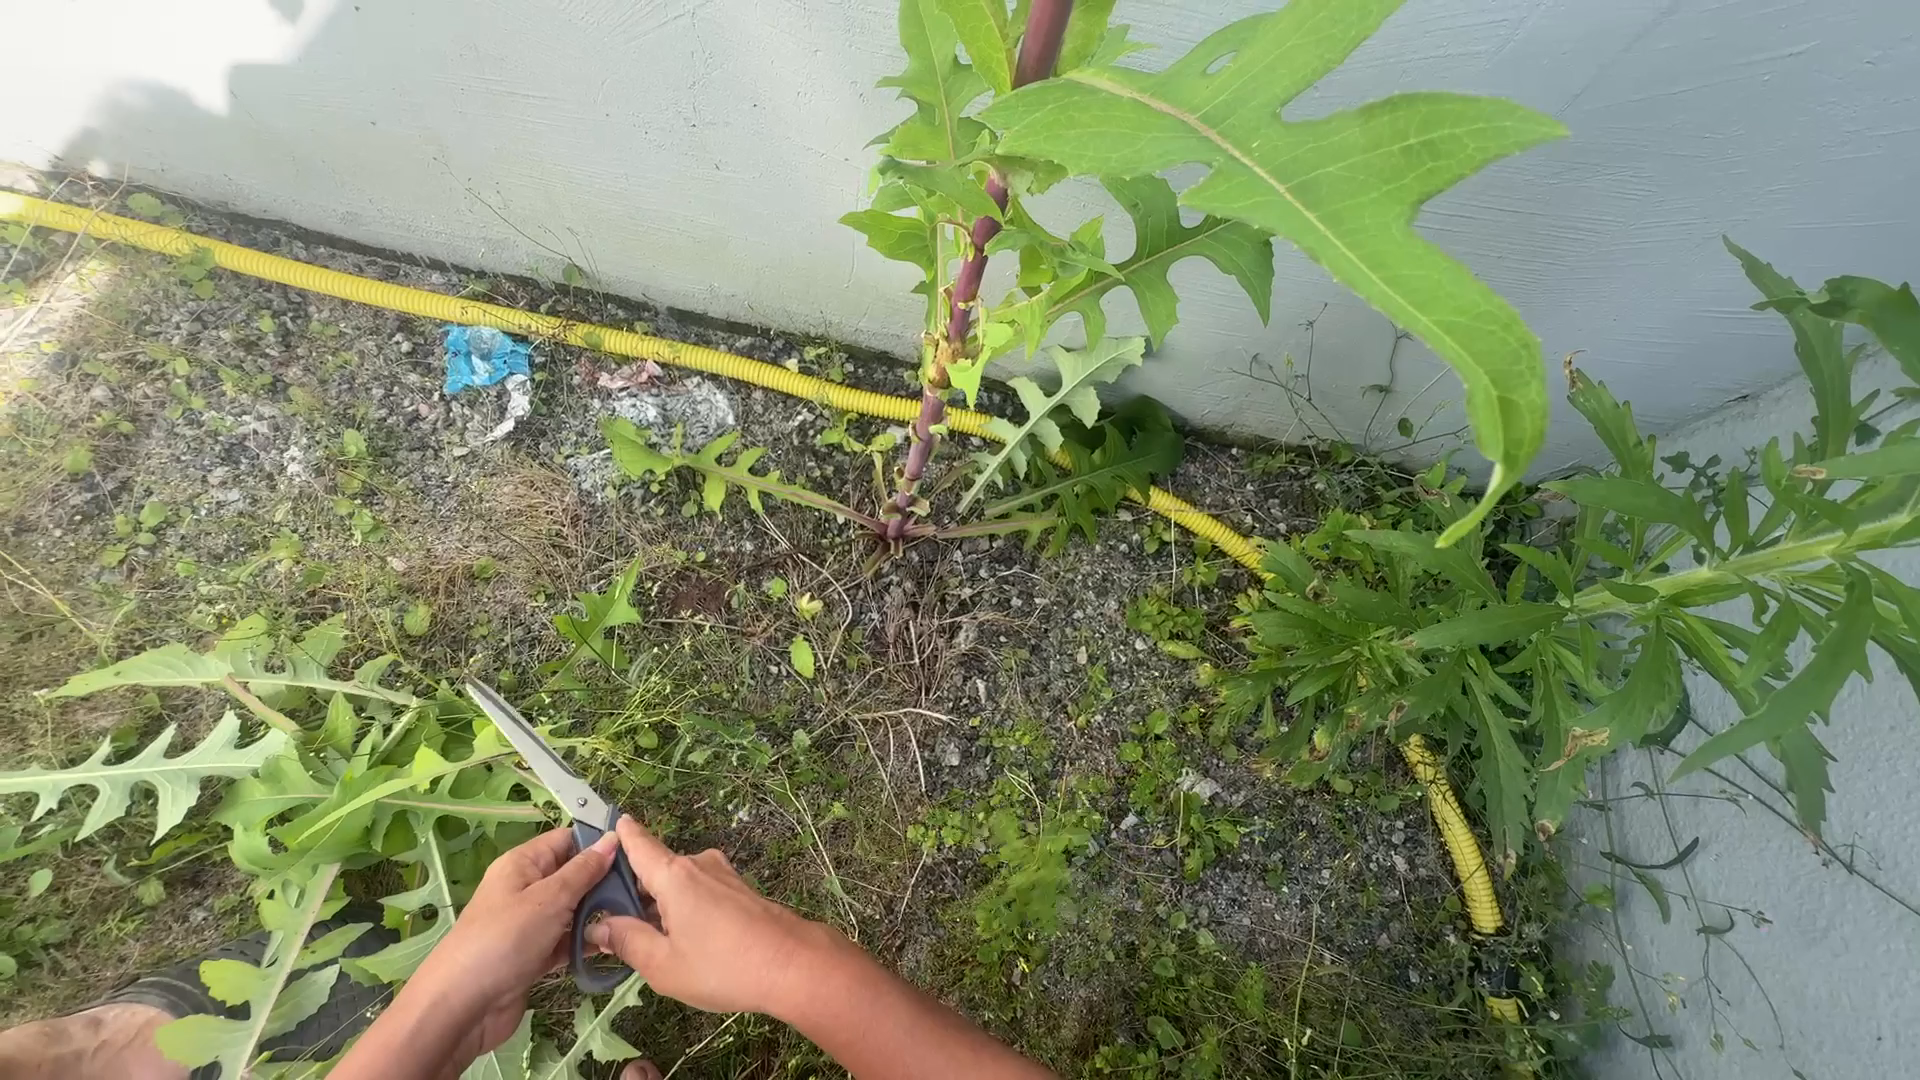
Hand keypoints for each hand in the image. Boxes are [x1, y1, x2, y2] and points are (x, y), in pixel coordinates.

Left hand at [410, 827, 617, 1051]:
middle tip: (640, 888)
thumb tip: (614, 836)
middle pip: (575, 874)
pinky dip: (586, 940)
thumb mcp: (550, 898)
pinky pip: (567, 938)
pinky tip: (612, 943)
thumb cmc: (504, 940)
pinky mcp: (534, 954)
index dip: (599, 842)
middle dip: (605, 881)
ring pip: (574, 908)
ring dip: (599, 913)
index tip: (635, 852)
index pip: (568, 839)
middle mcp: (526, 888)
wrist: (459, 1011)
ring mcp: (530, 923)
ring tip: (633, 916)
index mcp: (523, 864)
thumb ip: (585, 869)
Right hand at [584, 816, 845, 1017]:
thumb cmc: (721, 964)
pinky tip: (678, 940)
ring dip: (658, 904)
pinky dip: (681, 908)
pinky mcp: (737, 888)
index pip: (641, 845)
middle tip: (605, 926)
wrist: (788, 962)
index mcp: (675, 875)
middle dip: (632, 892)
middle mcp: (698, 864)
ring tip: (641, 941)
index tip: (611, 819)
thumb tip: (599, 926)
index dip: (625, 834)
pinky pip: (698, 891)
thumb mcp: (662, 963)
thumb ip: (628, 941)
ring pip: (677, 884)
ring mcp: (721, 874)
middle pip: (656, 869)